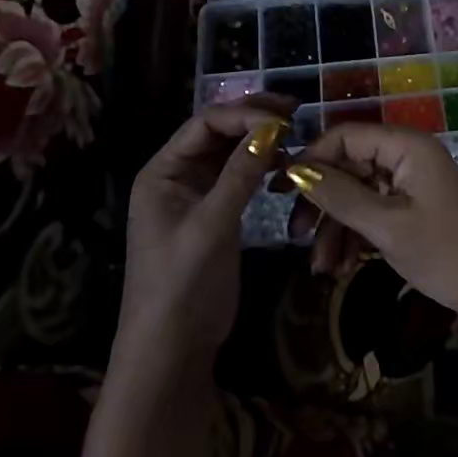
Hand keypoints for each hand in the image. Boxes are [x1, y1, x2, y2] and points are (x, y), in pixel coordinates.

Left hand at [122, 98, 291, 359]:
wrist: (172, 347)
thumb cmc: (181, 284)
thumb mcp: (210, 227)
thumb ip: (238, 176)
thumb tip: (269, 129)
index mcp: (162, 171)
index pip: (204, 124)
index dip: (243, 115)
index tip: (284, 117)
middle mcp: (176, 175)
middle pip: (216, 134)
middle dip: (252, 119)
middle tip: (295, 109)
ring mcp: (196, 195)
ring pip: (229, 155)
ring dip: (258, 142)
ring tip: (295, 133)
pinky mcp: (215, 215)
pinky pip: (237, 179)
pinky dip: (259, 167)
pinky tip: (283, 163)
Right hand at [288, 123, 457, 318]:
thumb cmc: (443, 254)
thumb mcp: (384, 225)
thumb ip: (338, 195)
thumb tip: (296, 172)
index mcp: (406, 146)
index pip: (344, 136)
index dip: (311, 160)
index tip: (284, 191)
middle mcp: (404, 155)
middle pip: (346, 166)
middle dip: (320, 203)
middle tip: (296, 235)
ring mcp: (406, 181)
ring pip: (354, 192)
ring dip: (334, 227)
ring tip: (319, 266)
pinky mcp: (407, 204)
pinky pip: (369, 209)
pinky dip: (352, 235)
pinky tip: (338, 265)